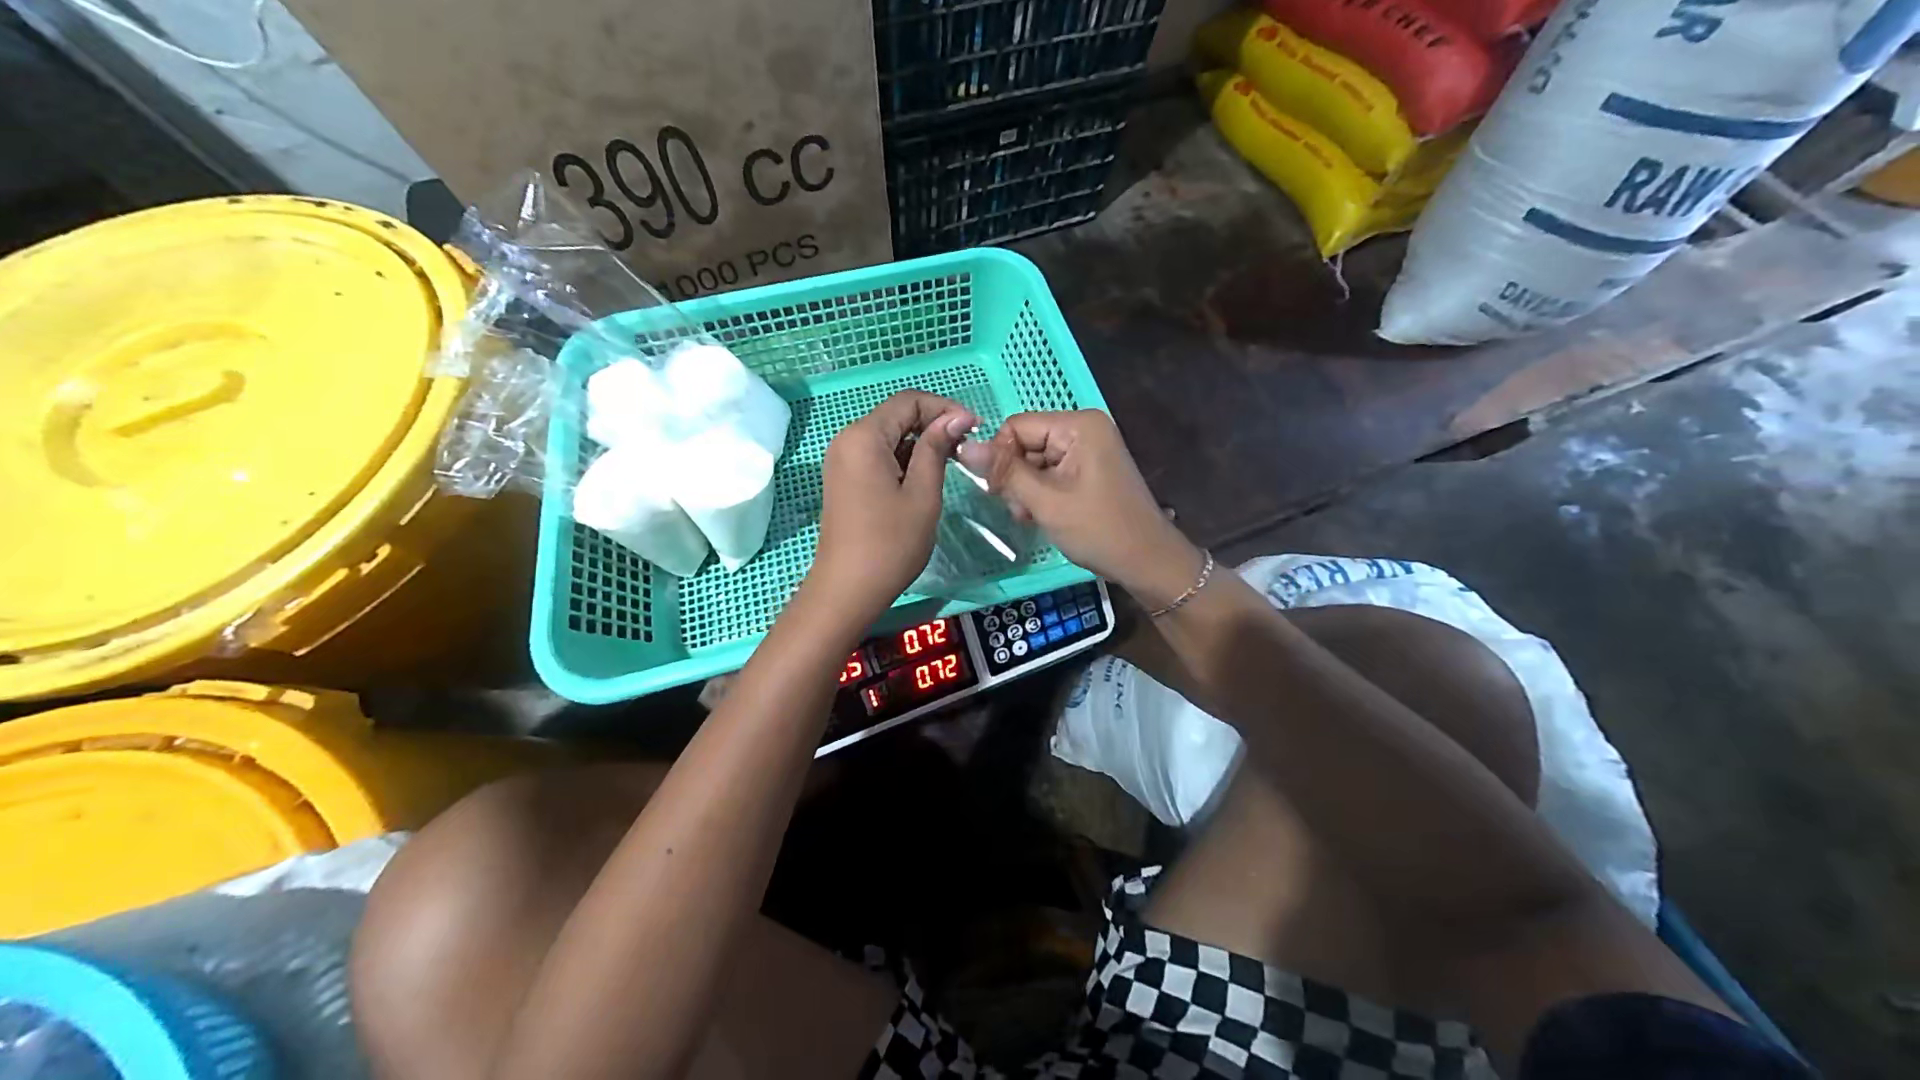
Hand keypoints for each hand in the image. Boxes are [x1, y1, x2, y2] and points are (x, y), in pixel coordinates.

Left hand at [807, 390, 976, 620]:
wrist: (848, 589)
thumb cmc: (890, 543)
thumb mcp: (922, 494)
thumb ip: (937, 449)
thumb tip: (957, 417)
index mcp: (864, 437)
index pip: (909, 400)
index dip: (945, 408)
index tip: (975, 428)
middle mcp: (847, 439)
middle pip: (897, 414)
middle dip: (934, 424)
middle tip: (967, 447)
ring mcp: (843, 460)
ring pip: (889, 435)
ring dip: (921, 442)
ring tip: (952, 463)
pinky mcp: (845, 478)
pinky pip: (878, 454)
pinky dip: (904, 458)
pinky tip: (926, 476)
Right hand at [956, 410, 1203, 608]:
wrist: (1148, 562)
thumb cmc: (1099, 530)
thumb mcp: (1046, 501)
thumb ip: (1005, 472)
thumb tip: (963, 447)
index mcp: (1078, 425)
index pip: (1016, 426)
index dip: (1000, 457)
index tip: (1000, 492)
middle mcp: (1084, 429)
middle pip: (1025, 443)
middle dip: (1015, 477)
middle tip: (1022, 510)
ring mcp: (1088, 449)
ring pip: (1034, 461)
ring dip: (1025, 490)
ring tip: (1033, 517)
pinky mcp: (1089, 469)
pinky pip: (1050, 473)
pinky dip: (1040, 494)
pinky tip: (1041, 516)